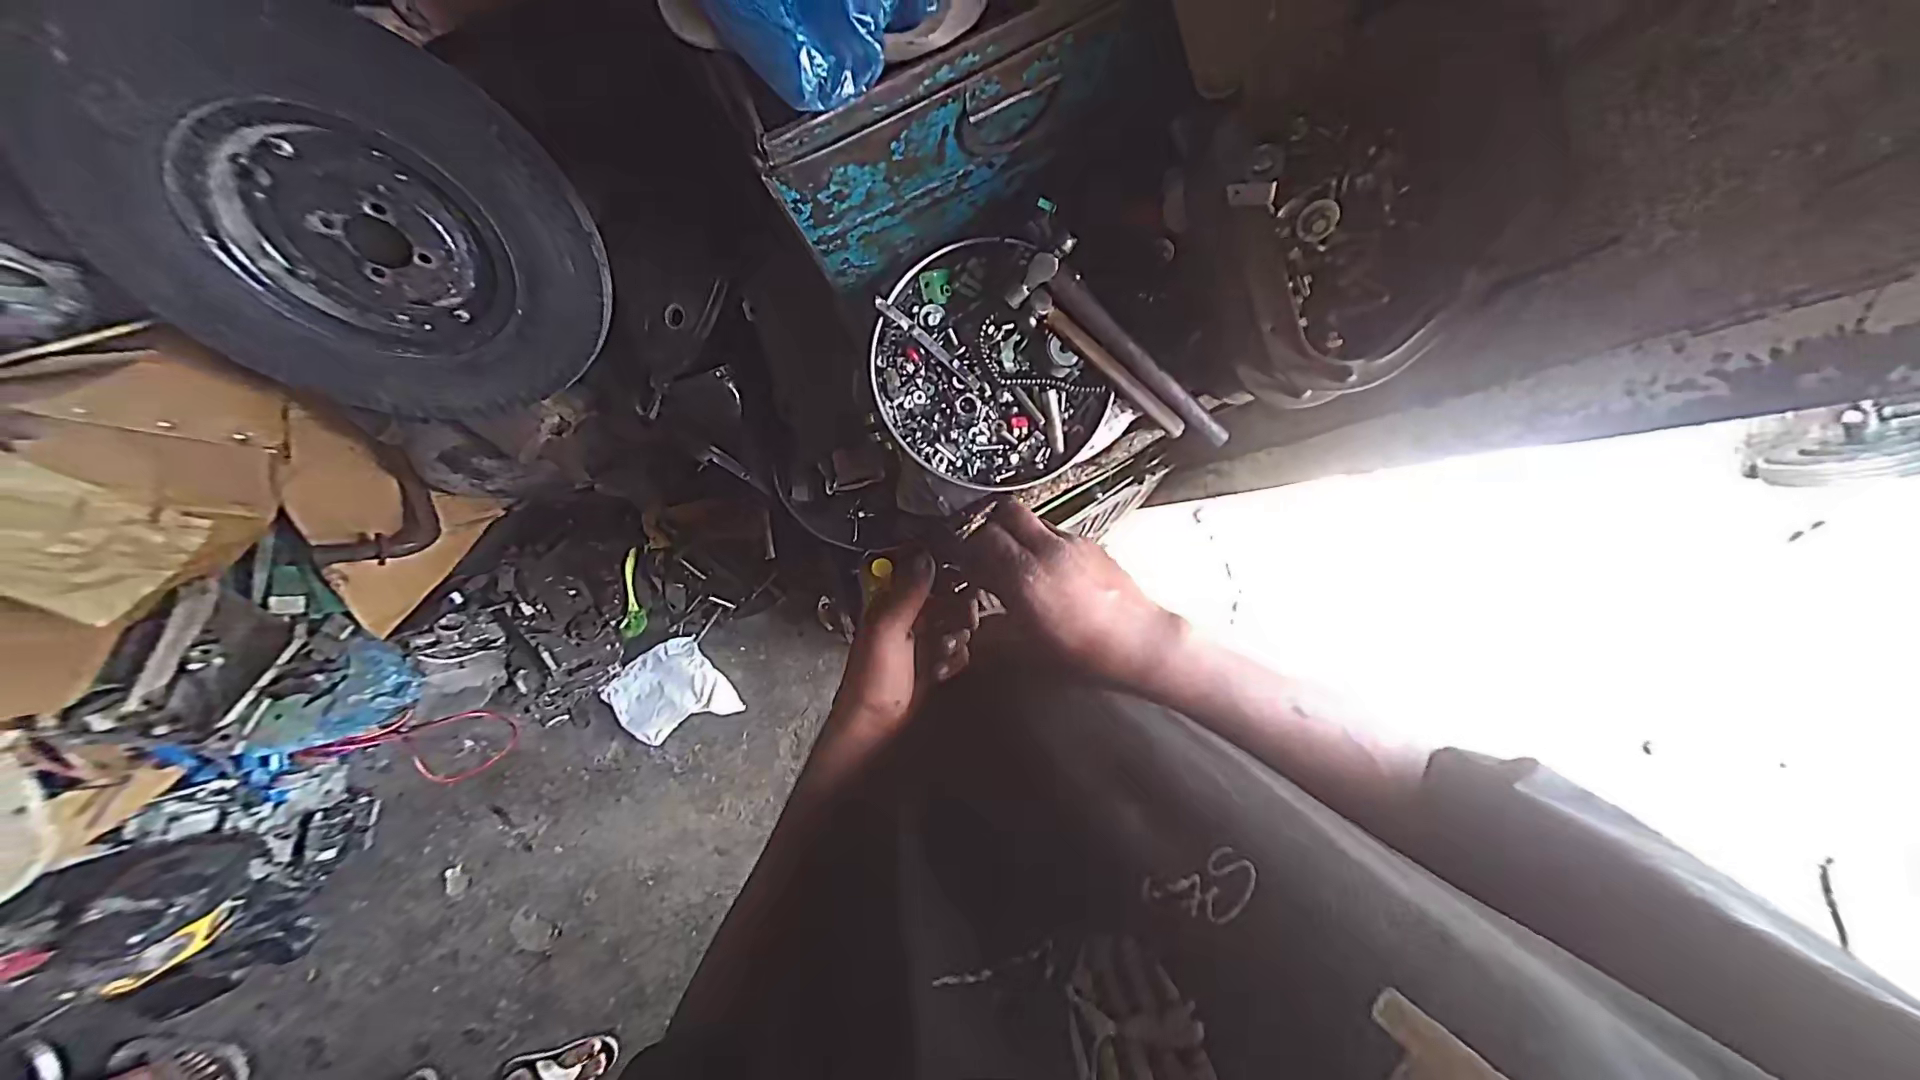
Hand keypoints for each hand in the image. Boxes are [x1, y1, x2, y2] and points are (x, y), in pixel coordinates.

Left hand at [829, 551, 979, 733]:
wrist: (877, 737)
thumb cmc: (868, 689)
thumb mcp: (885, 631)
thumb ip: (905, 593)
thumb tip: (923, 556)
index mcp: (889, 603)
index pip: (923, 570)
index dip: (943, 572)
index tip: (957, 582)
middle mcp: (908, 618)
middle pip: (949, 594)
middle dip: (956, 609)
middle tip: (954, 624)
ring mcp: (924, 642)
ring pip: (959, 621)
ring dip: (957, 636)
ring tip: (943, 654)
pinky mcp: (939, 664)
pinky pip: (963, 649)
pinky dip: (959, 658)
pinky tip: (945, 670)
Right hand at [957, 500, 1184, 689]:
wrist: (1140, 644)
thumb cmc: (1090, 652)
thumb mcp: (1028, 649)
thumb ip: (993, 631)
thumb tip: (976, 626)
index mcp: (1025, 575)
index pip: (979, 539)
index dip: (963, 547)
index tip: (958, 559)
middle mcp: (1047, 550)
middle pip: (1002, 511)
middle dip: (984, 526)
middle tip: (977, 547)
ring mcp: (1071, 544)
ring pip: (1030, 517)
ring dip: (1013, 531)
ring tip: (1010, 559)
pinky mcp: (1090, 545)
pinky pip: (1054, 531)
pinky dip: (1039, 542)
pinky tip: (1041, 569)